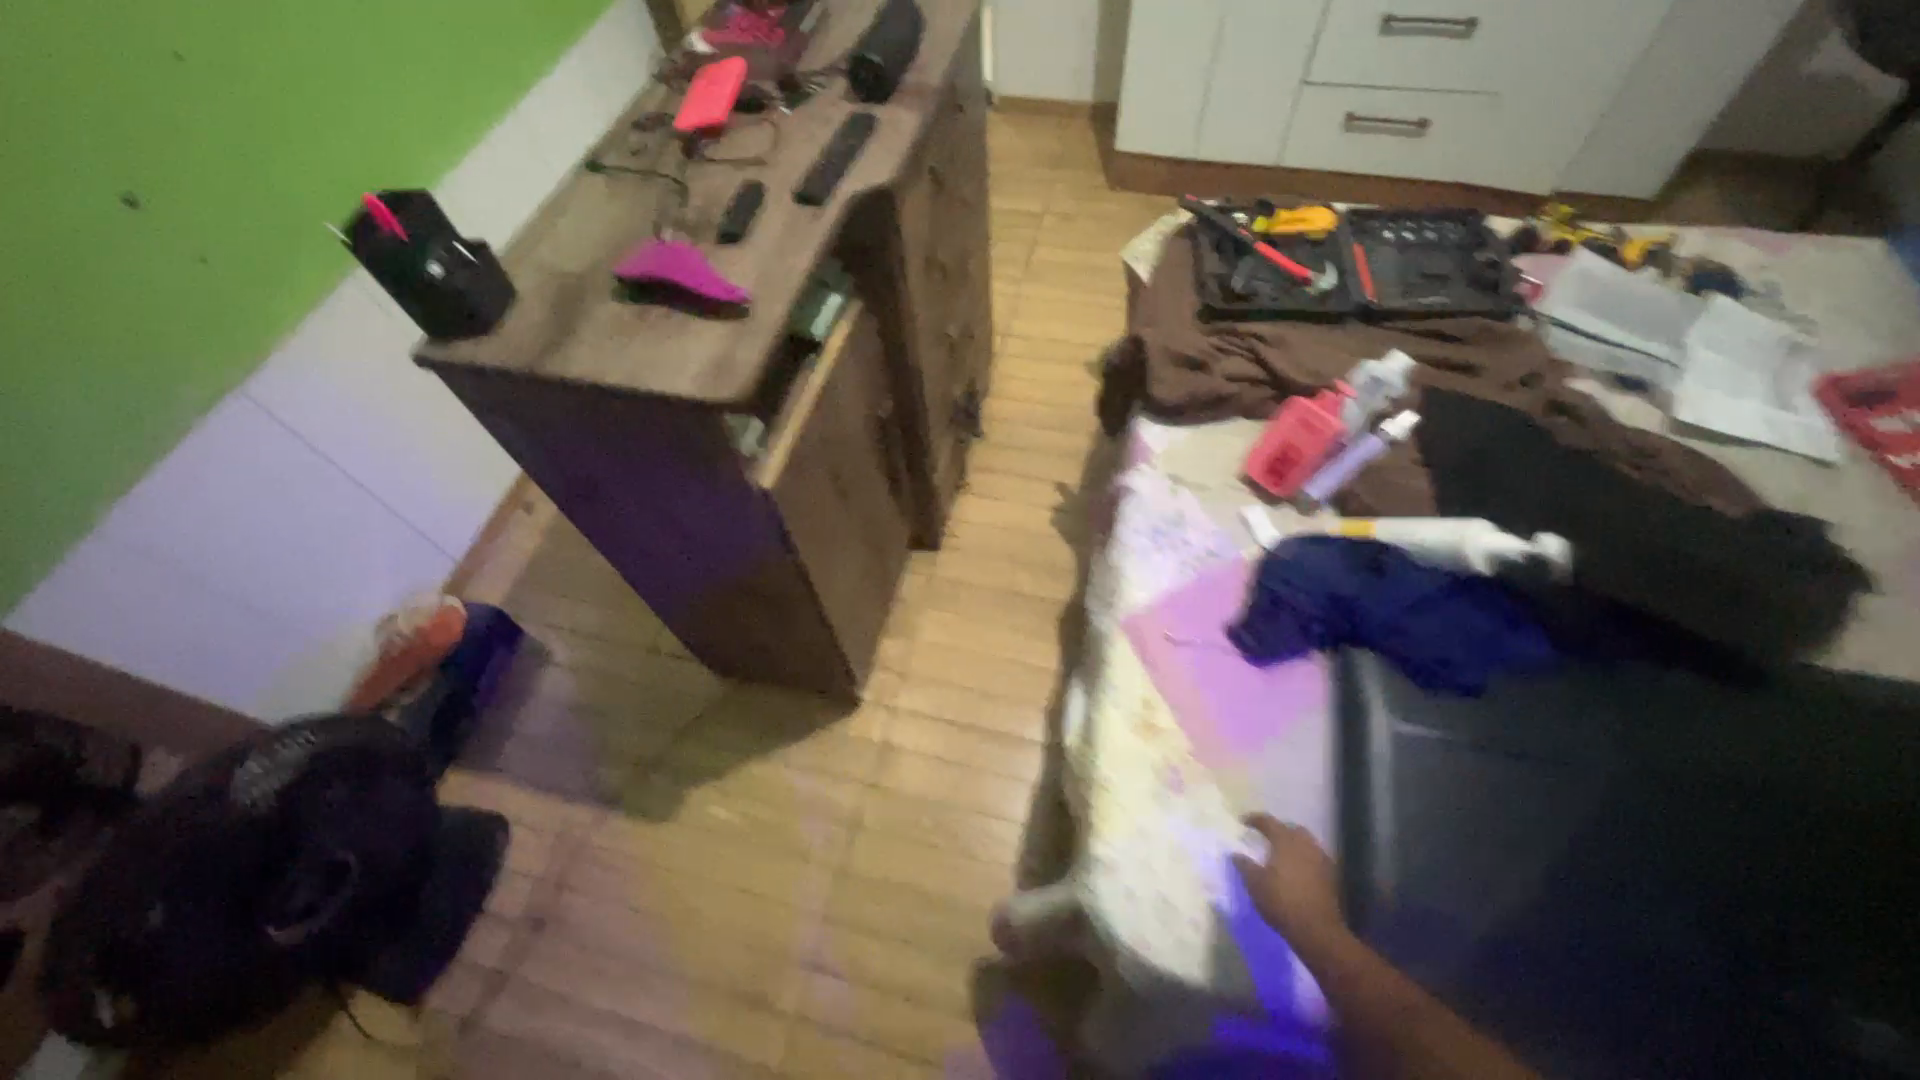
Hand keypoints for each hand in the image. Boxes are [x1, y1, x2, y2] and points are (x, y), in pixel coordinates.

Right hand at [1232, 813, 1345, 942]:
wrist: (1317, 929)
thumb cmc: (1281, 902)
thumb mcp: (1255, 884)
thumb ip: (1245, 865)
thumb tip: (1235, 854)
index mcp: (1285, 841)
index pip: (1269, 822)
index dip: (1254, 820)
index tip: (1243, 822)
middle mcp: (1306, 844)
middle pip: (1291, 829)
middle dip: (1278, 829)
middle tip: (1265, 837)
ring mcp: (1321, 858)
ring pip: (1306, 842)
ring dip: (1293, 843)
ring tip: (1280, 854)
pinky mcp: (1331, 874)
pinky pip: (1314, 857)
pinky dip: (1304, 857)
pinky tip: (1296, 869)